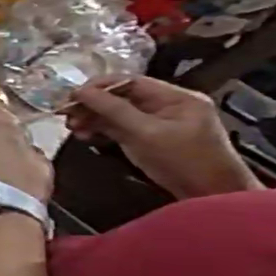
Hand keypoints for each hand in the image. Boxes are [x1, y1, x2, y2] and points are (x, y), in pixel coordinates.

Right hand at [68, 77, 258, 199]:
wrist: (209, 193)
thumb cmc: (182, 160)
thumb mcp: (145, 133)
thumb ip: (113, 110)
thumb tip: (80, 92)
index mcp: (176, 97)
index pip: (129, 81)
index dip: (97, 87)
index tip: (70, 98)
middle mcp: (166, 105)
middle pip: (120, 96)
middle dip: (91, 105)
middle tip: (65, 115)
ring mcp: (157, 121)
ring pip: (116, 112)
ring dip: (91, 118)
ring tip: (72, 128)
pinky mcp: (148, 136)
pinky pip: (118, 126)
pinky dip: (100, 128)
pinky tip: (85, 135)